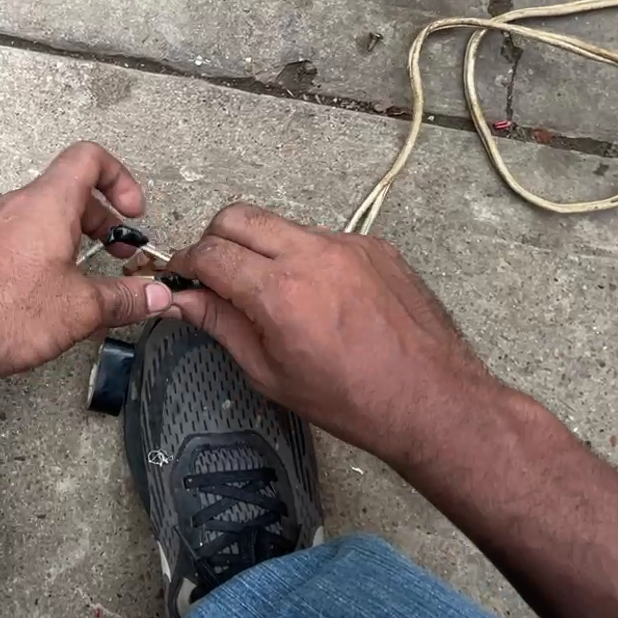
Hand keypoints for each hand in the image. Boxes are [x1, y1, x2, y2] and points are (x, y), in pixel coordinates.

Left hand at [0, 142, 172, 380]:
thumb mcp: (79, 308)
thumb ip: (123, 299)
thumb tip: (153, 296)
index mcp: (48, 203)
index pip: (89, 158)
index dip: (120, 177)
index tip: (133, 211)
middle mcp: (16, 206)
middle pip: (69, 194)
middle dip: (102, 223)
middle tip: (119, 254)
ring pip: (41, 221)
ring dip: (71, 244)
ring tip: (85, 283)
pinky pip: (17, 243)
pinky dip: (41, 258)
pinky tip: (45, 299)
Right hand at [164, 203, 503, 466]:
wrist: (435, 401)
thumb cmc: (354, 400)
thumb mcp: (270, 373)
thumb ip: (220, 325)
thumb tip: (181, 300)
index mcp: (280, 293)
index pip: (210, 253)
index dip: (185, 263)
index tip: (182, 277)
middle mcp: (311, 256)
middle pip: (236, 216)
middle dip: (214, 240)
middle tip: (216, 275)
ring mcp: (345, 244)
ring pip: (276, 222)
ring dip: (257, 246)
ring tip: (268, 288)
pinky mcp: (372, 245)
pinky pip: (317, 236)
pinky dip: (300, 255)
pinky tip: (315, 293)